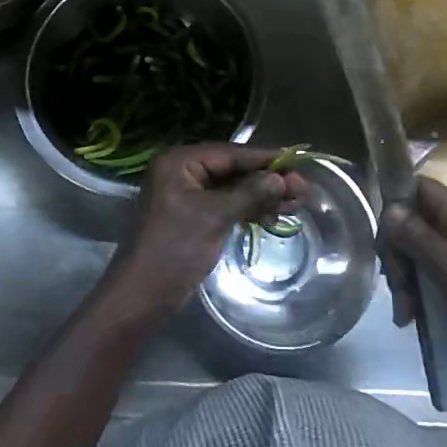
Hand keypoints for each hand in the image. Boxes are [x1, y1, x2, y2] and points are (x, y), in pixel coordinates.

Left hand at [107, 143, 305, 315]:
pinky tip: (272, 216)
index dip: (265, 159)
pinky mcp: (192, 215)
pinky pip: (225, 204)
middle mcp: (181, 171)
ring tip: (296, 204)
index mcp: (179, 162)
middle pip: (233, 170)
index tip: (298, 162)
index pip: (230, 153)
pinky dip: (247, 209)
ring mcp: (186, 194)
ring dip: (261, 196)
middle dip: (267, 180)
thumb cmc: (175, 248)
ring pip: (232, 188)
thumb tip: (281, 179)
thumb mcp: (215, 216)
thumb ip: (250, 193)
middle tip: (302, 189)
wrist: (144, 293)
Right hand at [383, 177, 446, 393]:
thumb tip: (389, 207)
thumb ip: (421, 239)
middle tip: (395, 282)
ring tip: (405, 310)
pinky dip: (411, 292)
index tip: (383, 232)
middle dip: (396, 250)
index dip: (397, 201)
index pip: (420, 188)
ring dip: (402, 277)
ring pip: (412, 250)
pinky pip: (422, 276)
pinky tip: (409, 316)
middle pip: (410, 221)